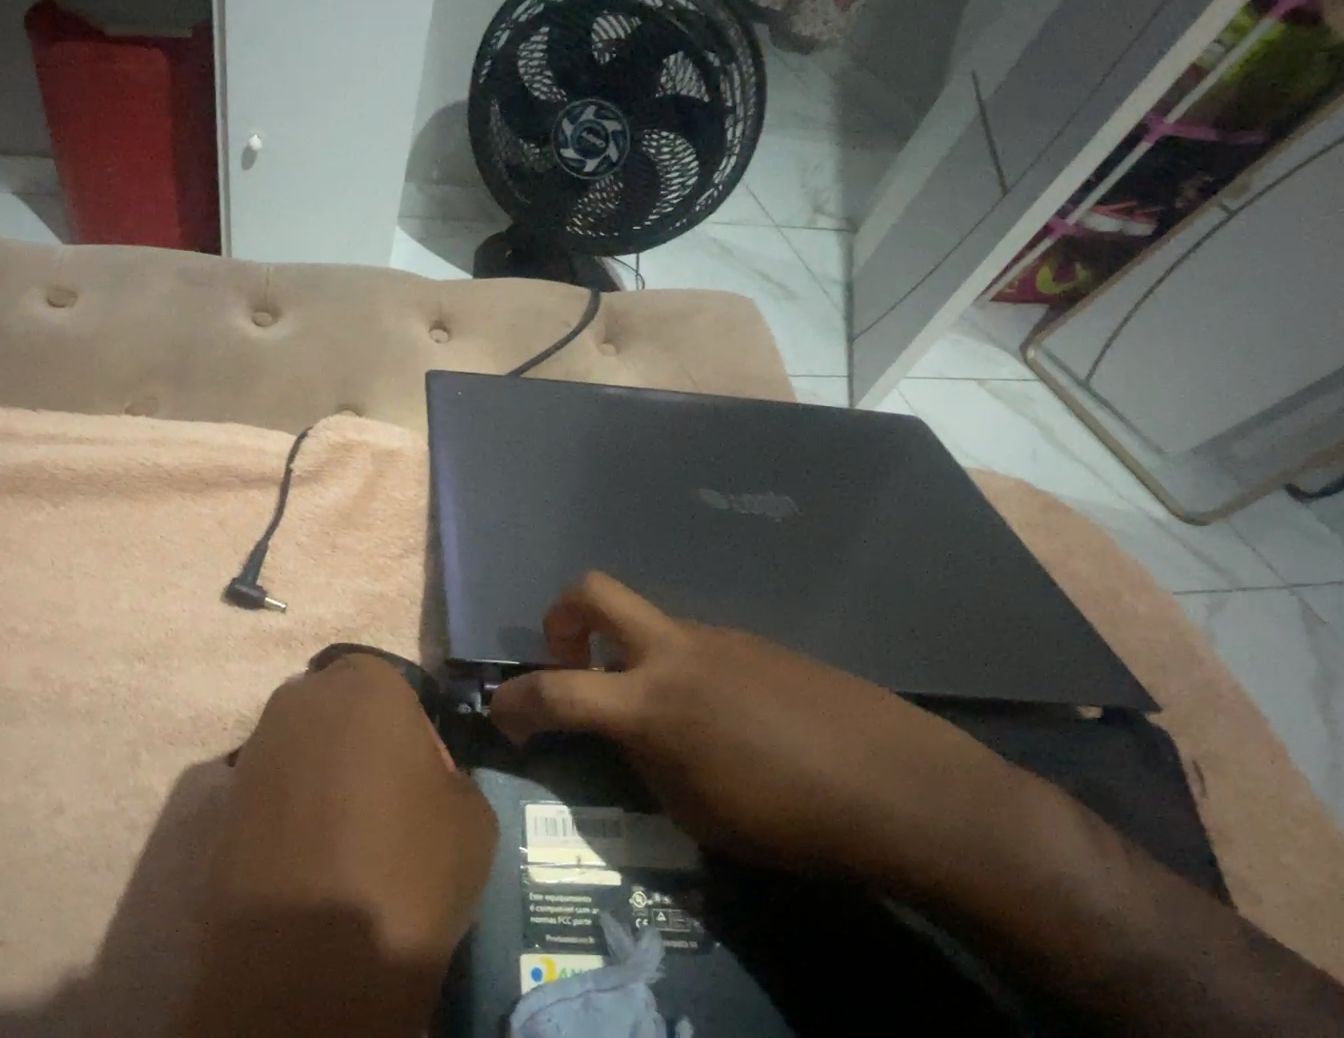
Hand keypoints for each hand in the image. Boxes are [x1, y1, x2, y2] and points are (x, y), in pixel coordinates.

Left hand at [187, 654, 494, 1035]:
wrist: (313, 960)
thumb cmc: (410, 866)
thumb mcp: (473, 813)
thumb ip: (446, 771)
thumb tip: (420, 778)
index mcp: (364, 684)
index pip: (396, 688)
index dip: (414, 734)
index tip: (423, 781)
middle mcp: (298, 699)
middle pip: (341, 711)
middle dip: (361, 744)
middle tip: (386, 805)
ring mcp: (252, 749)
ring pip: (303, 749)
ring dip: (323, 778)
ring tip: (345, 840)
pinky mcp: (221, 802)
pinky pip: (272, 792)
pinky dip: (290, 813)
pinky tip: (310, 862)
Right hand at [489, 572, 1033, 888]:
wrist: (906, 792)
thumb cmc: (788, 820)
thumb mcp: (691, 812)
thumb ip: (641, 759)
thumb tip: (625, 734)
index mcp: (649, 702)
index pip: (553, 690)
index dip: (514, 704)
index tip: (504, 720)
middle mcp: (676, 651)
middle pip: (594, 591)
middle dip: (561, 619)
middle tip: (568, 661)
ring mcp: (721, 638)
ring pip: (651, 624)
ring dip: (630, 655)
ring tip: (661, 719)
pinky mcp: (760, 644)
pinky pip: (698, 646)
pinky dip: (681, 671)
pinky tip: (721, 721)